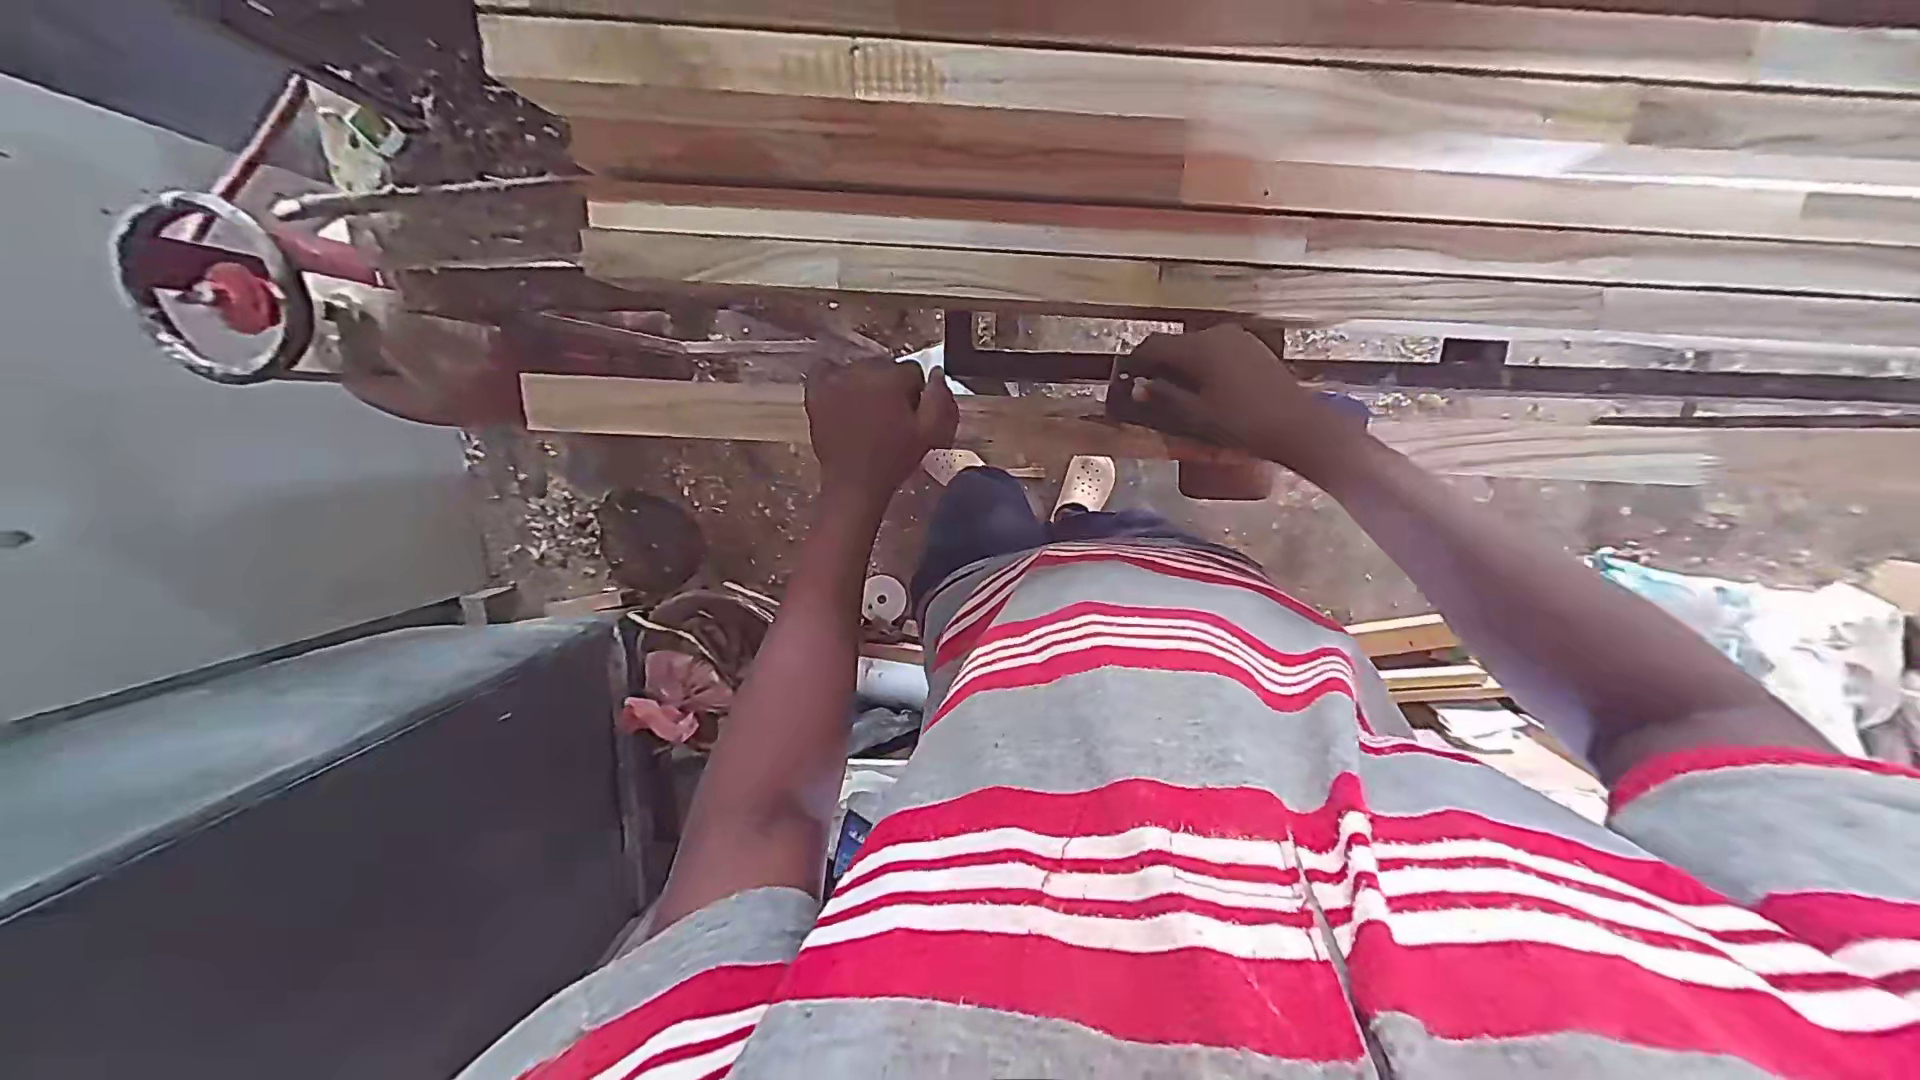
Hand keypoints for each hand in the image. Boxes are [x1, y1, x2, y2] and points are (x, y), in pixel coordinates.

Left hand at [805, 357, 957, 507]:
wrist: (854, 483)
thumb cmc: (894, 460)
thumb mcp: (929, 433)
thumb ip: (939, 399)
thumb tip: (936, 373)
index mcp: (892, 378)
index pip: (911, 370)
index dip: (915, 393)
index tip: (911, 414)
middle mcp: (862, 370)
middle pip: (884, 367)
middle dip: (890, 387)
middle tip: (890, 417)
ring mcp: (835, 379)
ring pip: (859, 370)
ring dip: (865, 385)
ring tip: (866, 413)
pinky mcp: (816, 391)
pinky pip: (826, 370)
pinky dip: (835, 380)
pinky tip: (843, 398)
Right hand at [1121, 324, 1368, 478]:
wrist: (1298, 426)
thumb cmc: (1242, 423)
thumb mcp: (1195, 415)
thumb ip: (1164, 397)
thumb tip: (1137, 387)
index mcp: (1199, 347)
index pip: (1154, 345)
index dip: (1135, 361)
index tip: (1123, 378)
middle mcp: (1217, 334)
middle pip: (1175, 344)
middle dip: (1157, 364)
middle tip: (1144, 390)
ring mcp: (1238, 339)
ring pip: (1196, 347)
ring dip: (1180, 365)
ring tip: (1171, 392)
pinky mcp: (1253, 348)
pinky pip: (1215, 351)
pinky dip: (1201, 366)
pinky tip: (1200, 389)